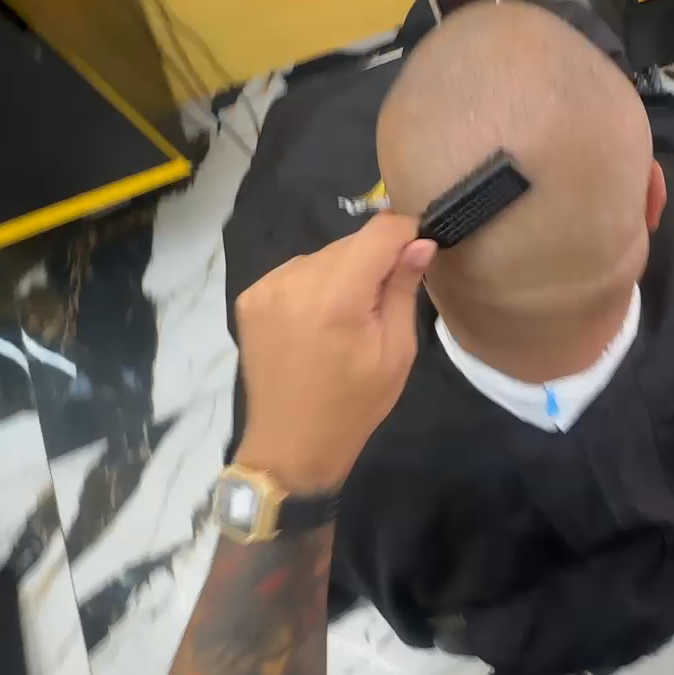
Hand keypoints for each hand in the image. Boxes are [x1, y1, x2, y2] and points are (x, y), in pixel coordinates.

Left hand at [232, 213, 435, 492]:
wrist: (293, 443)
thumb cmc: (356, 403)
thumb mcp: (397, 351)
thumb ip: (404, 289)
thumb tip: (421, 243)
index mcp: (338, 296)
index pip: (380, 231)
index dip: (407, 233)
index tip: (421, 251)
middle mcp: (297, 279)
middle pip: (352, 242)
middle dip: (376, 259)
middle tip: (386, 300)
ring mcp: (268, 286)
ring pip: (325, 255)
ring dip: (346, 272)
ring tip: (351, 316)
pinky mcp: (251, 296)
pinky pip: (298, 271)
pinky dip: (317, 284)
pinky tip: (320, 319)